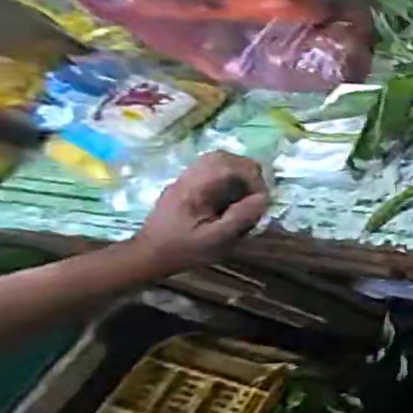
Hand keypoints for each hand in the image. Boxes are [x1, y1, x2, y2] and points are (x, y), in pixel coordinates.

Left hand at [126, 151, 269, 274]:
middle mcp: (187, 179)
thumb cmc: (183, 250)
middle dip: (248, 170)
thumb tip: (264, 198)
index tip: (261, 198)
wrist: (148, 255)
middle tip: (257, 192)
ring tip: (249, 192)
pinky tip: (234, 194)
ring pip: (217, 160)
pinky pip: (212, 169)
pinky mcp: (187, 185)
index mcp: (193, 189)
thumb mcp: (215, 239)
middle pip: (222, 157)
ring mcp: (185, 180)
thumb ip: (241, 217)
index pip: (228, 166)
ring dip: (240, 172)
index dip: (252, 178)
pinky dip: (230, 176)